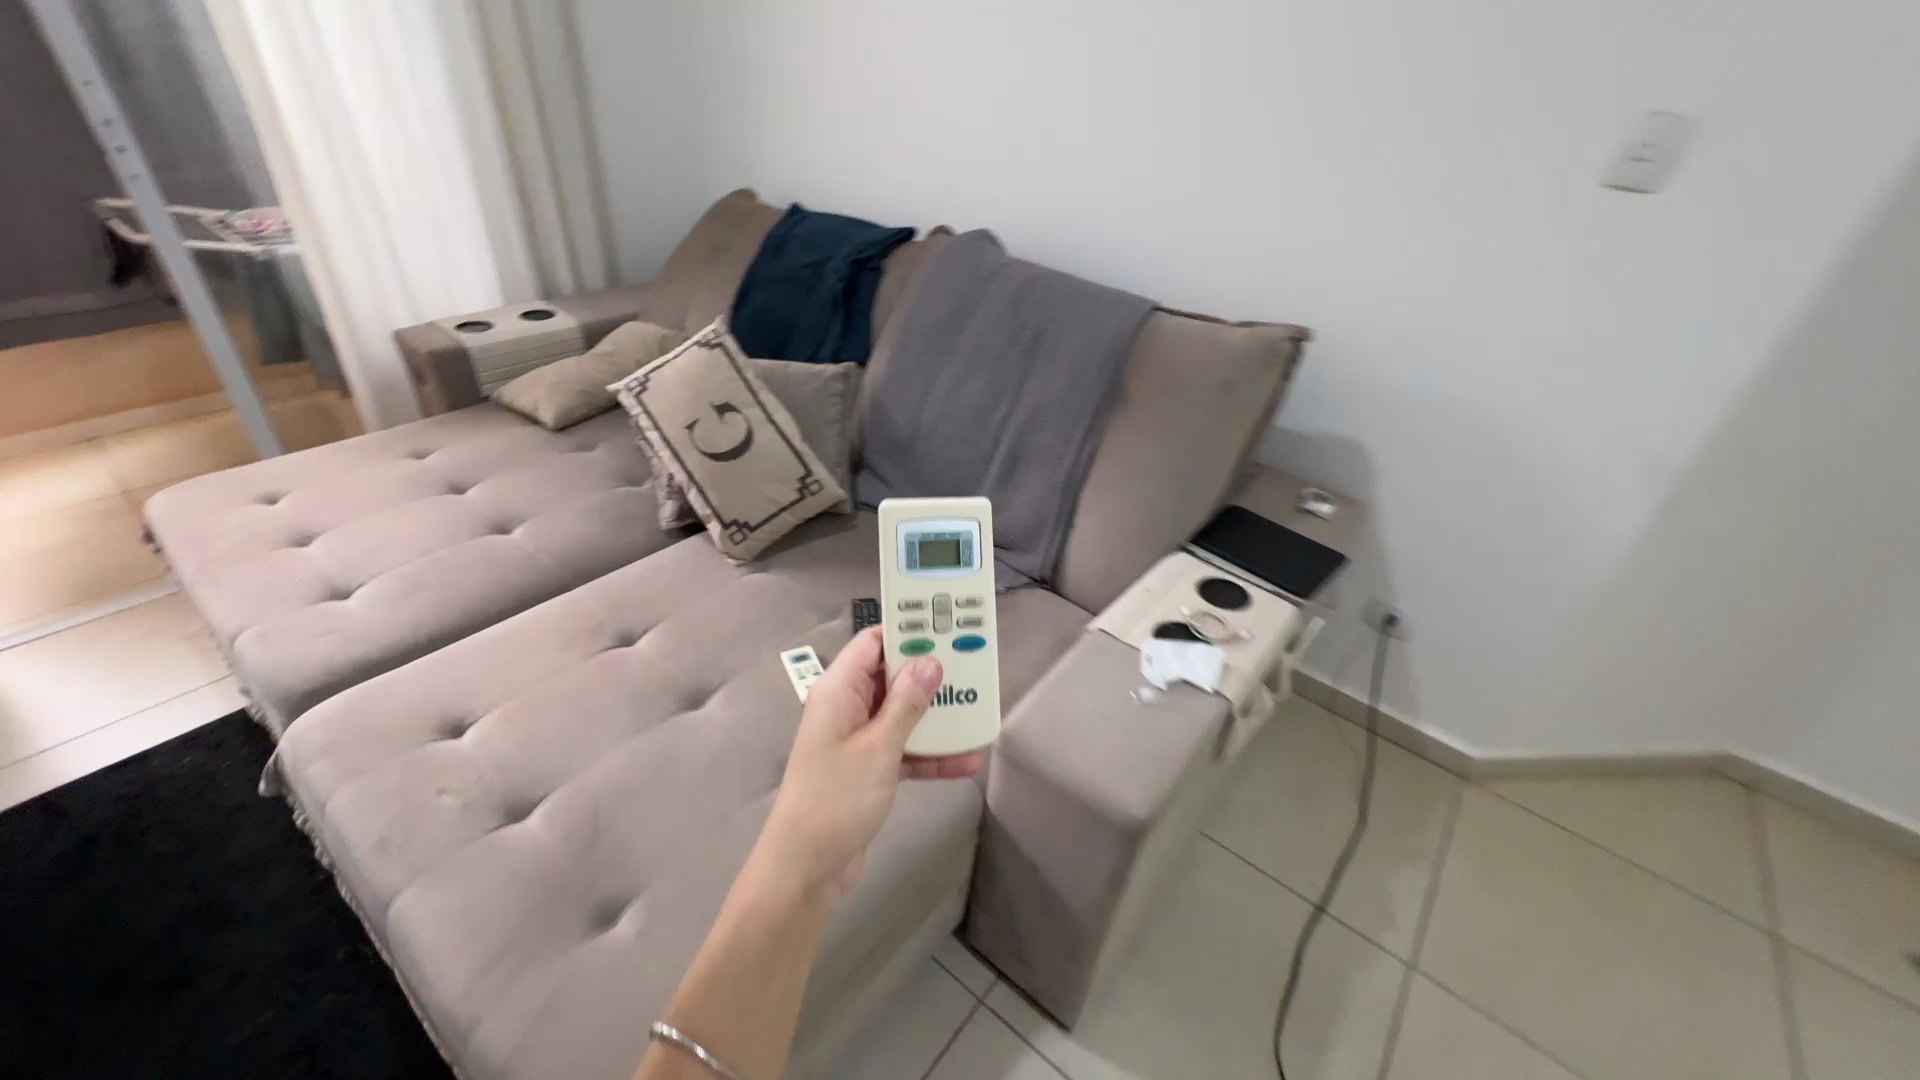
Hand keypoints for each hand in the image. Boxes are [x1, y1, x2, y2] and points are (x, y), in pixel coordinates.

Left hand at [756, 627, 984, 898]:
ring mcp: (857, 739)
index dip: (906, 631)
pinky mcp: (868, 769)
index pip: (873, 643)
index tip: (946, 625)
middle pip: (892, 676)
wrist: (806, 868)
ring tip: (977, 707)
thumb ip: (906, 703)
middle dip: (930, 672)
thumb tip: (930, 661)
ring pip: (902, 714)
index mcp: (839, 690)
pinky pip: (904, 749)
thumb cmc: (836, 798)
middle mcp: (846, 707)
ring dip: (936, 716)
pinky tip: (967, 760)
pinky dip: (931, 754)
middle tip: (973, 663)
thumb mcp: (878, 747)